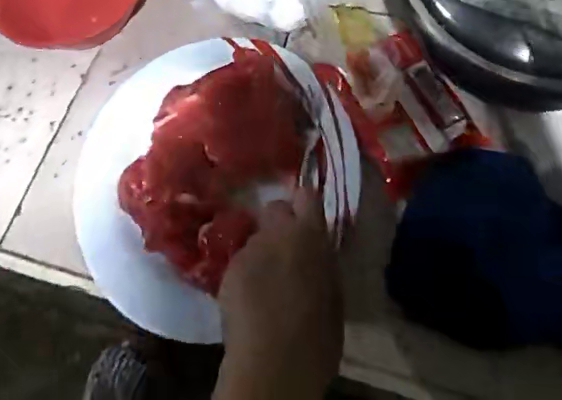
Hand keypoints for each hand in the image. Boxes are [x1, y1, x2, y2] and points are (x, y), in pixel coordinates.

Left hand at [214, 186, 342, 399]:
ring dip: (263, 253)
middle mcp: (277, 232)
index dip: (305, 204)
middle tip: (287, 252)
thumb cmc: (316, 336)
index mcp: (310, 235)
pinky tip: (250, 302)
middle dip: (280, 225)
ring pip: (256, 238)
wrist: (272, 366)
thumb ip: (323, 263)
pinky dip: (246, 275)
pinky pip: (240, 262)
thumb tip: (316, 256)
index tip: (307, 219)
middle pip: (276, 208)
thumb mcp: (333, 294)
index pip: (307, 194)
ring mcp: (249, 249)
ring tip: (267, 285)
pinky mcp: (228, 270)